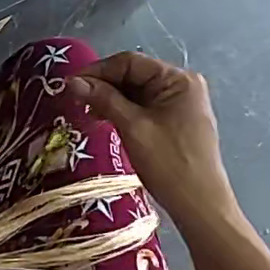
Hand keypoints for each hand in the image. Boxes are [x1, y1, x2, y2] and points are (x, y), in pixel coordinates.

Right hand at [68, 51, 241, 232]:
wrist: (200, 207)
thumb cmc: (170, 164)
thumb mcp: (132, 127)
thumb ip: (103, 98)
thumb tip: (72, 81)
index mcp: (178, 80)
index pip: (128, 62)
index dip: (96, 71)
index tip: (70, 84)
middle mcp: (181, 85)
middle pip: (130, 74)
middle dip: (101, 85)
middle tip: (73, 98)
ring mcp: (178, 103)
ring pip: (132, 91)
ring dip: (107, 98)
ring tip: (84, 109)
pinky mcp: (172, 120)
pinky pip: (139, 105)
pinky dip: (119, 110)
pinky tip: (101, 118)